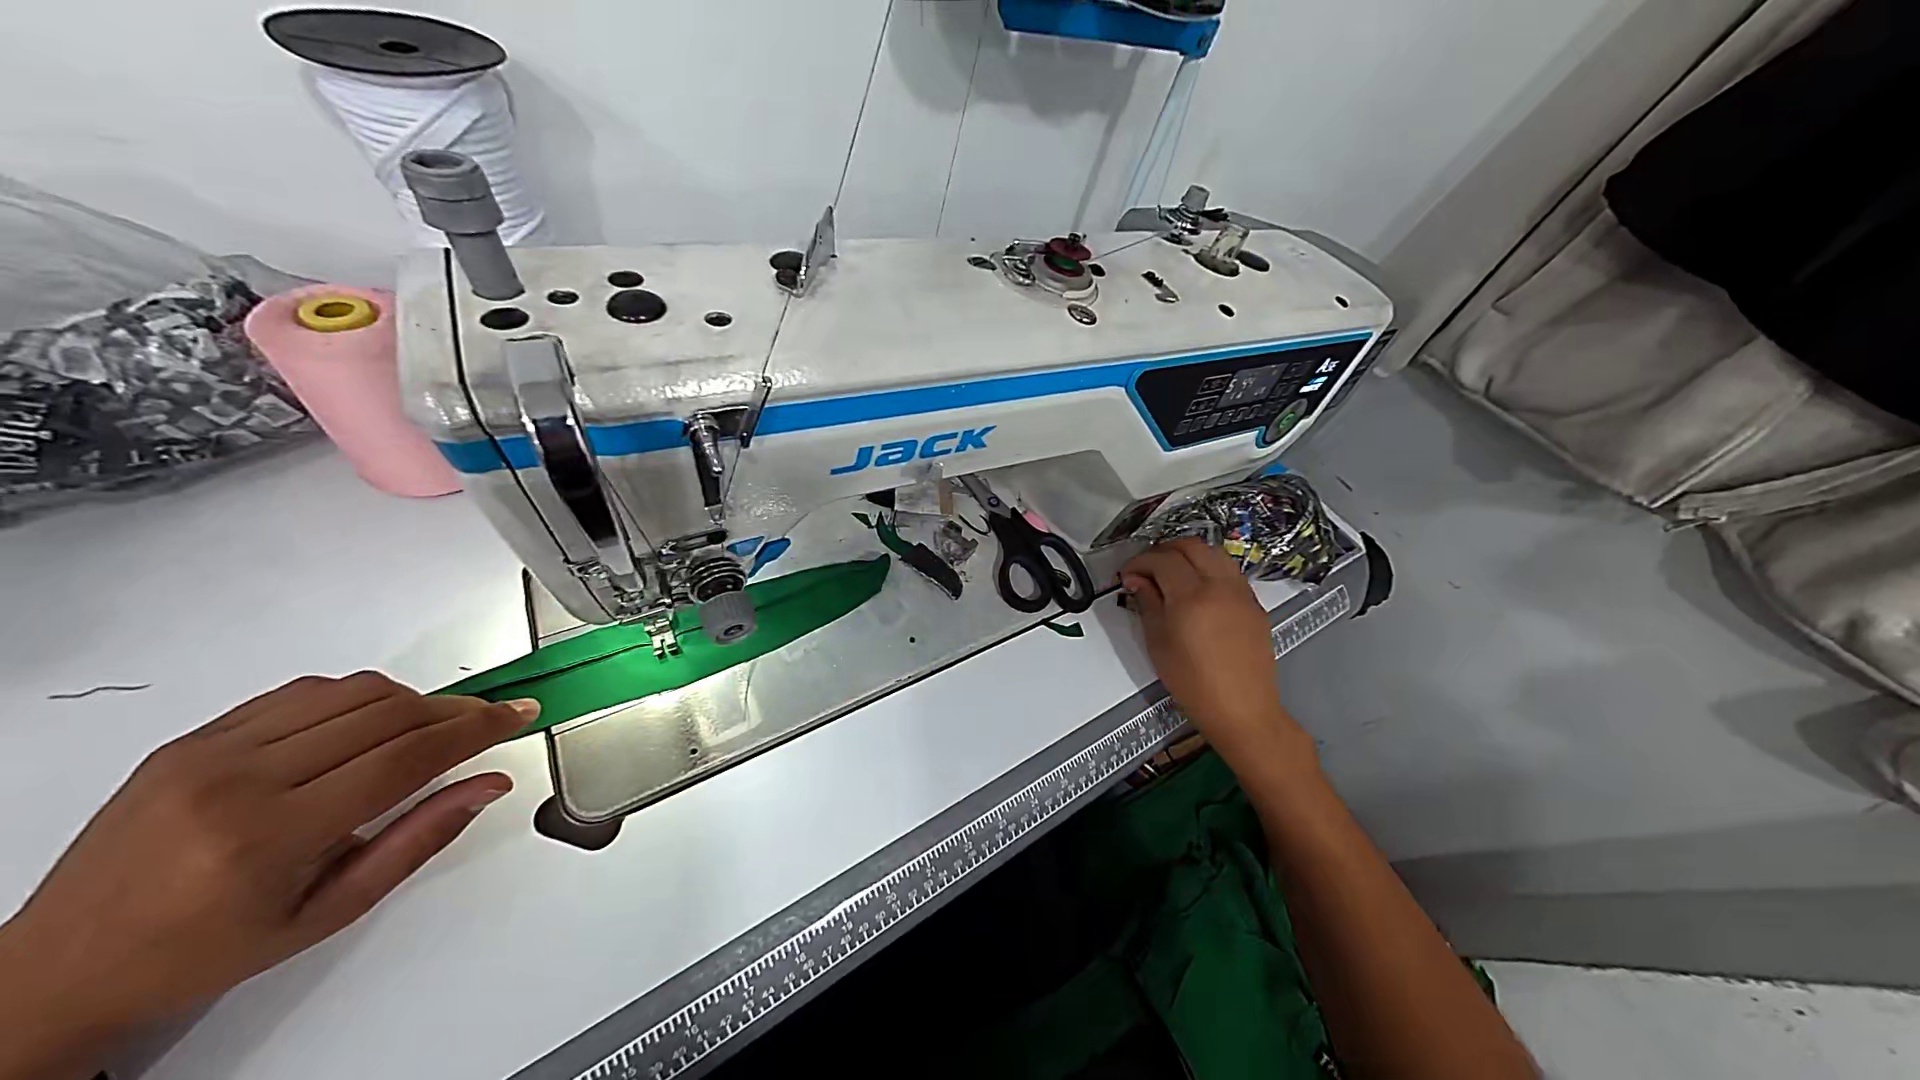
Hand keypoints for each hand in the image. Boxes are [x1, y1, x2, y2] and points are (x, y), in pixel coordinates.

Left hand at [0, 673, 533, 1079]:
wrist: (63, 964)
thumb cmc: (199, 952)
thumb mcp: (329, 911)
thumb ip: (419, 839)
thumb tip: (484, 786)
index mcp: (270, 836)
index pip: (406, 757)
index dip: (476, 729)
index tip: (516, 714)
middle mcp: (236, 781)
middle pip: (386, 714)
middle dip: (454, 711)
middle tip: (489, 718)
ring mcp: (207, 752)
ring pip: (350, 692)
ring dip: (410, 701)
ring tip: (432, 725)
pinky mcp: (192, 737)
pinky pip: (301, 691)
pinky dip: (355, 696)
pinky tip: (371, 720)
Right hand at [1121, 538, 1311, 761]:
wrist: (1241, 709)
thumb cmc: (1192, 682)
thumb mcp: (1158, 643)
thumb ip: (1147, 603)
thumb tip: (1137, 580)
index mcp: (1192, 596)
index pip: (1162, 560)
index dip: (1139, 562)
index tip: (1128, 575)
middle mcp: (1220, 586)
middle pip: (1191, 546)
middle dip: (1164, 551)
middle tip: (1147, 569)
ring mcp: (1241, 593)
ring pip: (1214, 553)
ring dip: (1189, 555)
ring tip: (1172, 574)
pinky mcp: (1254, 604)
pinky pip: (1230, 571)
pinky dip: (1209, 568)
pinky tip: (1197, 589)